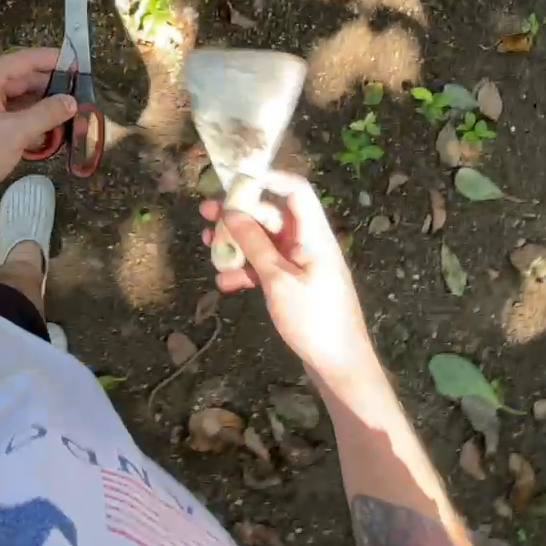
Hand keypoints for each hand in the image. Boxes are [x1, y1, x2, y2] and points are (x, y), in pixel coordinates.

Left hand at [0, 48, 75, 214]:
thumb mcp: (15, 133)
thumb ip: (46, 113)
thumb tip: (72, 101)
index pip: (22, 60)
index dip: (50, 59)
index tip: (77, 62)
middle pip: (21, 80)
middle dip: (50, 87)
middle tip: (80, 93)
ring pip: (18, 101)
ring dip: (42, 108)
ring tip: (71, 113)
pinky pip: (12, 118)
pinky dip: (30, 123)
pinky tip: (51, 132)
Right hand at [201, 171, 371, 380]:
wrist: (340, 367)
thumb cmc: (314, 320)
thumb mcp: (278, 280)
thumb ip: (254, 243)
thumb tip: (231, 211)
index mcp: (313, 235)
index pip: (296, 190)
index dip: (268, 178)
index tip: (234, 179)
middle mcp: (307, 243)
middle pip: (271, 214)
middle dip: (238, 214)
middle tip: (205, 212)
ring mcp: (300, 263)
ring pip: (262, 240)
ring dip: (236, 244)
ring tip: (209, 248)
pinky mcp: (293, 282)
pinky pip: (264, 264)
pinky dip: (245, 269)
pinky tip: (226, 282)